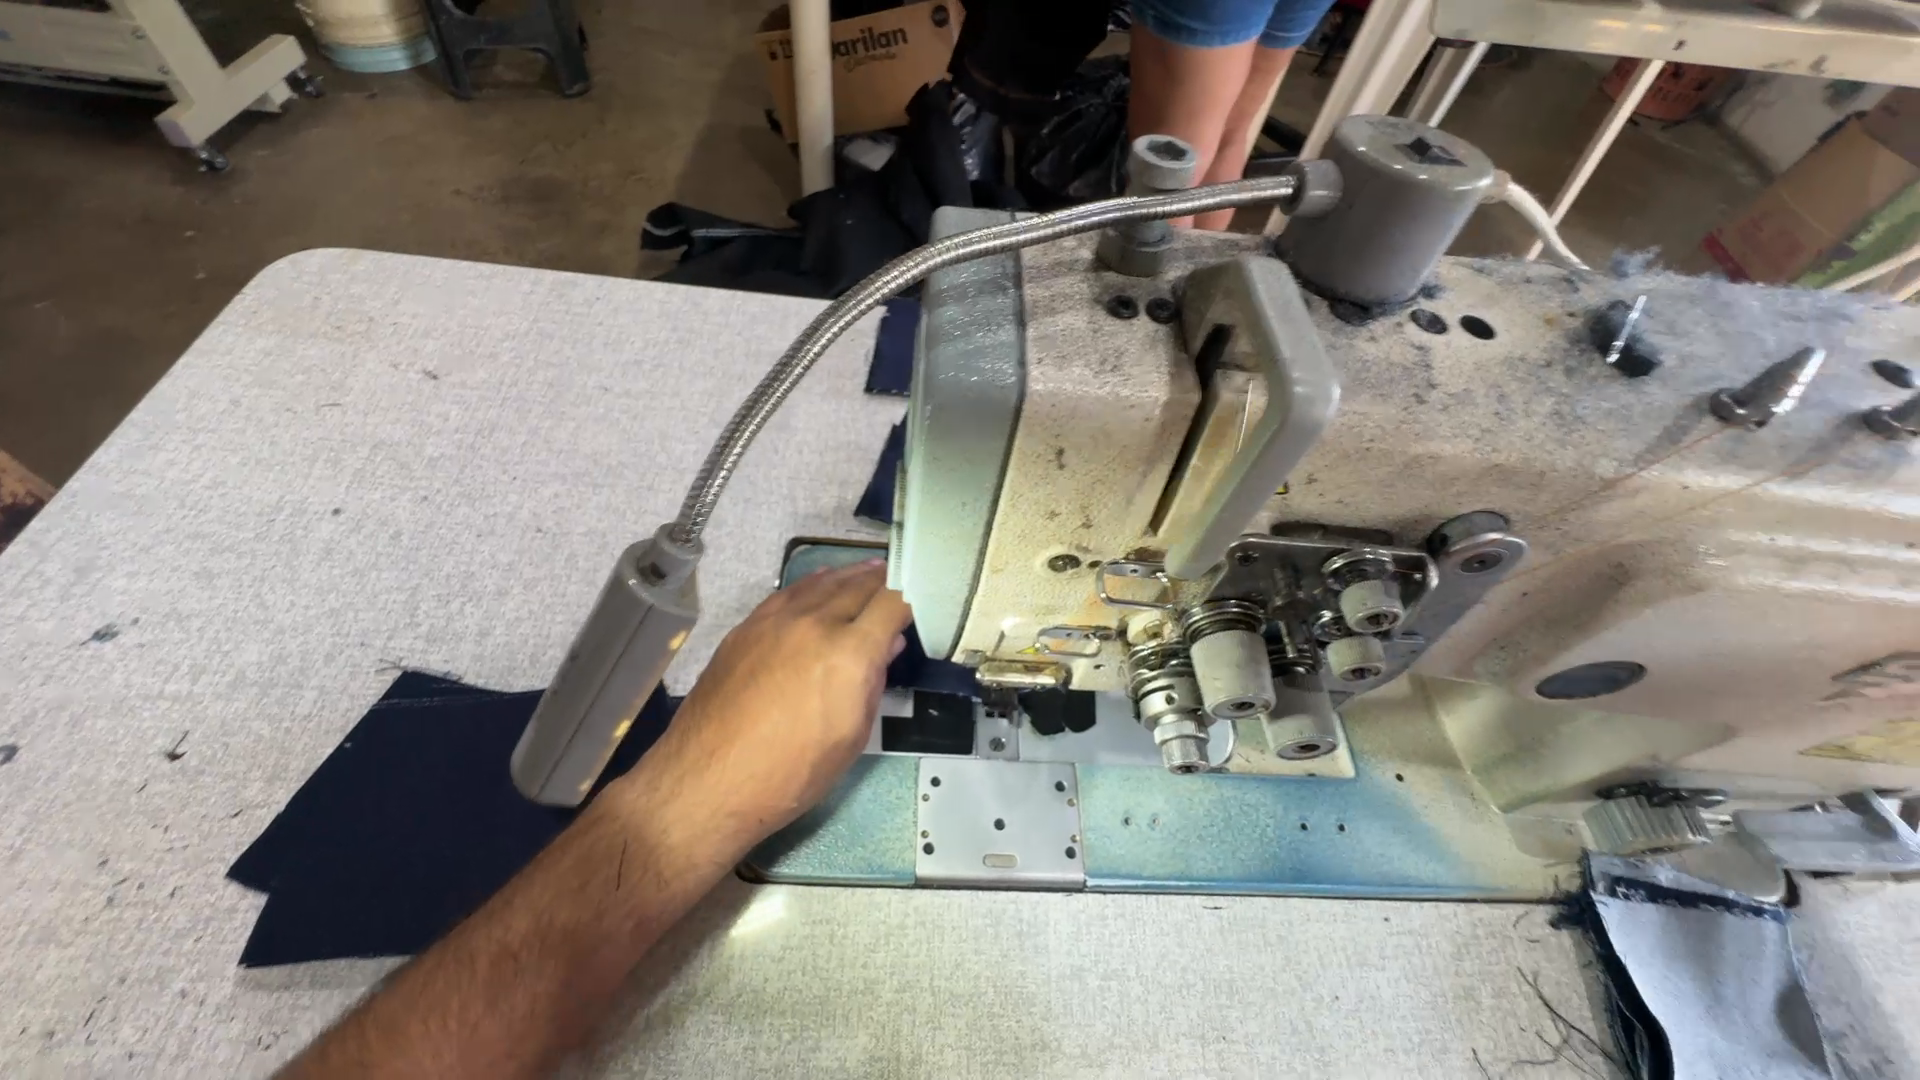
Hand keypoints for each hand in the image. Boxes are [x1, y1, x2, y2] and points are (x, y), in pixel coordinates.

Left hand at [615, 560, 909, 856]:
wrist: (707, 781)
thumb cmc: (792, 774)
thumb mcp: (851, 737)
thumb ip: (874, 683)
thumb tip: (885, 646)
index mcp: (849, 653)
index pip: (892, 603)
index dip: (911, 598)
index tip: (921, 601)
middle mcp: (815, 623)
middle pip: (859, 585)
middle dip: (884, 581)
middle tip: (901, 577)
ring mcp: (776, 620)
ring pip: (823, 582)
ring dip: (851, 575)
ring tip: (869, 571)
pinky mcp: (748, 626)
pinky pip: (790, 591)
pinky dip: (815, 583)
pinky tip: (822, 583)